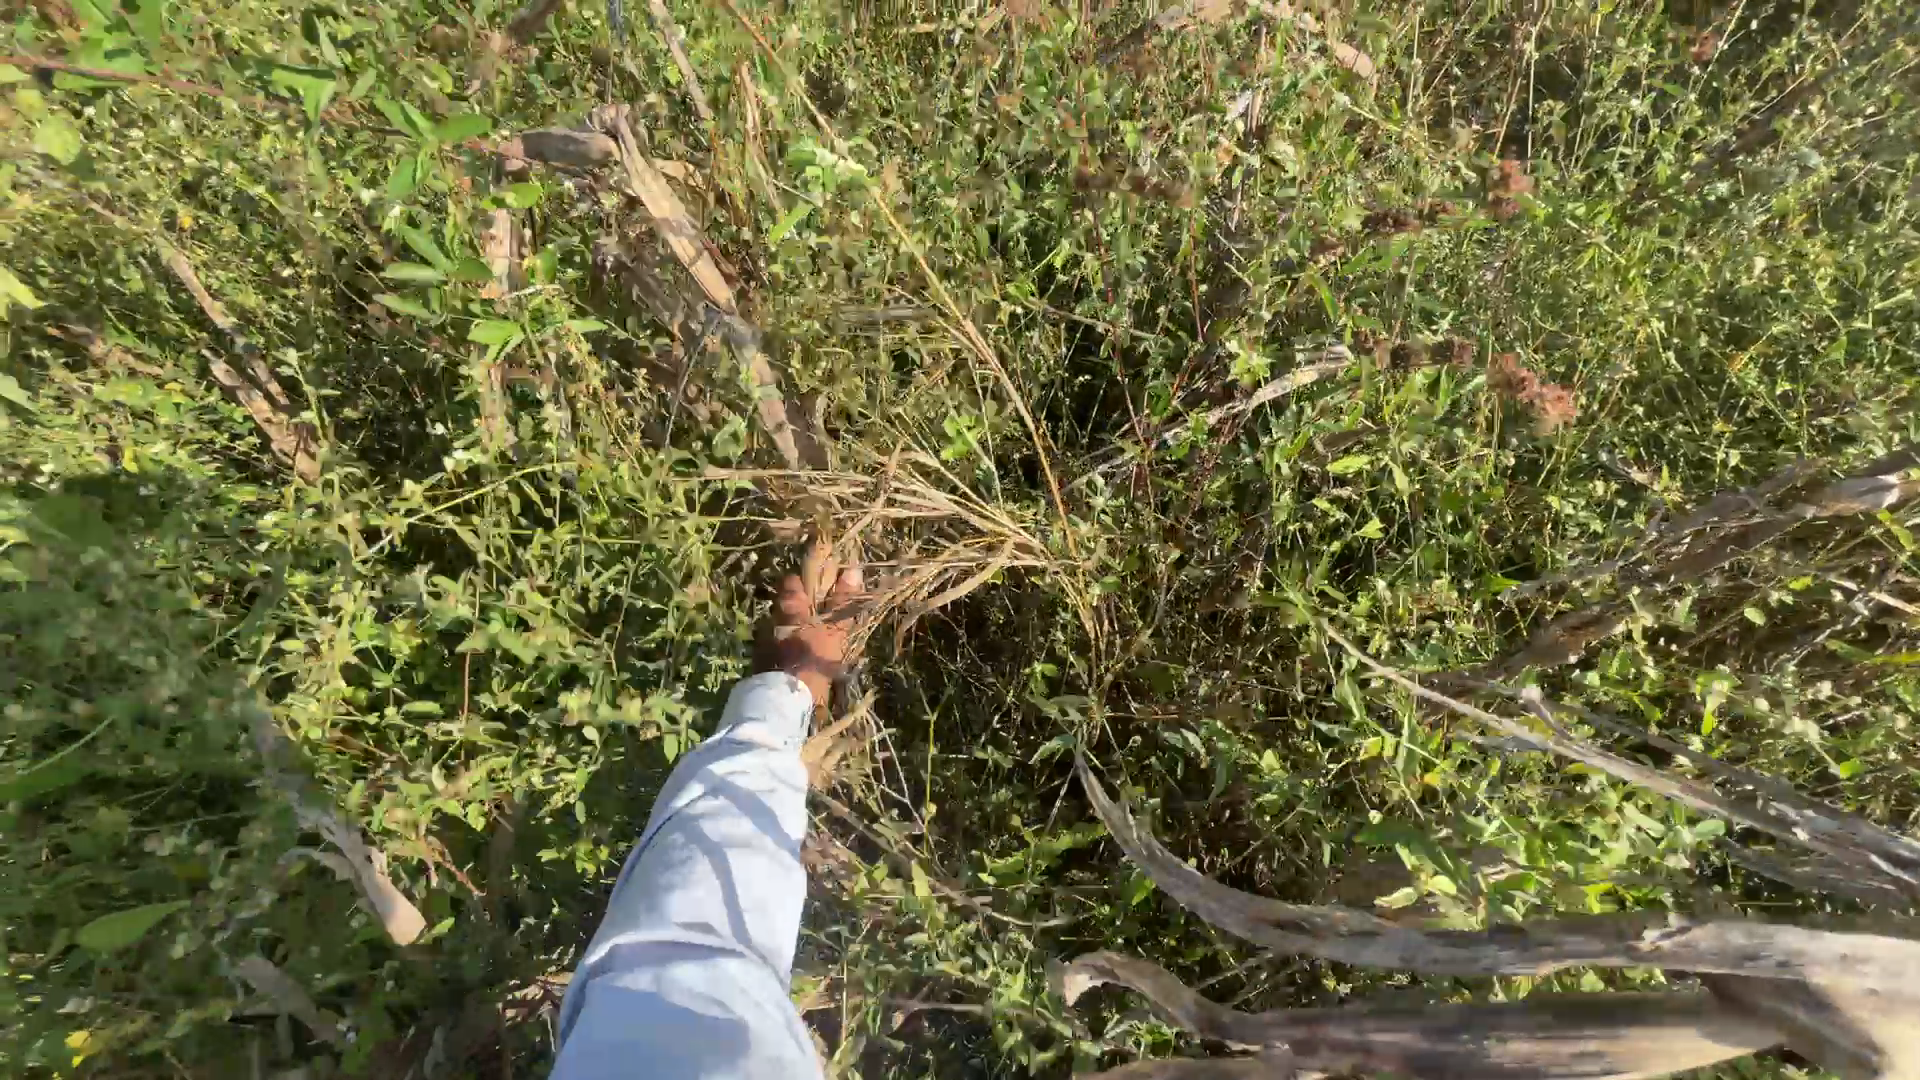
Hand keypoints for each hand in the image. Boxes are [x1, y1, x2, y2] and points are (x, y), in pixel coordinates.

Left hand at [756, 539, 862, 710]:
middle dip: (804, 606)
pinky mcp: (767, 661)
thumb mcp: (834, 628)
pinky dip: (795, 646)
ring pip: (785, 626)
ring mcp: (767, 640)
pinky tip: (807, 656)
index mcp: (789, 607)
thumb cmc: (813, 657)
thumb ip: (843, 601)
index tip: (822, 584)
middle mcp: (774, 619)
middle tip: (824, 613)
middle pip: (788, 604)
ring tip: (818, 637)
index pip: (792, 581)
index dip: (805, 580)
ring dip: (800, 628)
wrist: (788, 698)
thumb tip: (853, 570)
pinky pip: (783, 645)